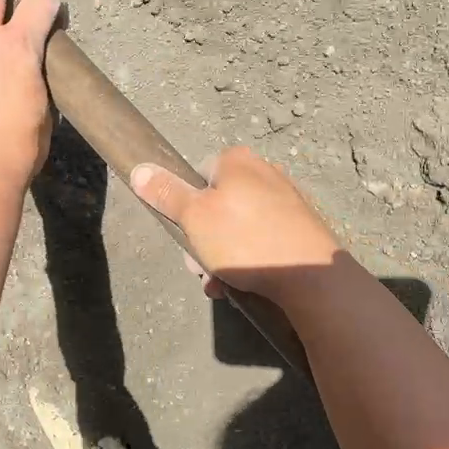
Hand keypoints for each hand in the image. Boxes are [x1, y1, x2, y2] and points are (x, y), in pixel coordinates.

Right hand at [129, 148, 341, 299]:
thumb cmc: (246, 240)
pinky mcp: (297, 230)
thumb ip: (167, 194)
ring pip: (234, 231)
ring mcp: (283, 203)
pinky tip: (239, 287)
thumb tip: (139, 168)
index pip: (196, 175)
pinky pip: (259, 244)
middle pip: (214, 207)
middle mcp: (263, 174)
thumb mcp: (194, 217)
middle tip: (200, 269)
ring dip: (219, 260)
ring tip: (219, 285)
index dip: (184, 207)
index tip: (184, 235)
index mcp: (237, 161)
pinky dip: (245, 264)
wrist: (310, 276)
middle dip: (201, 242)